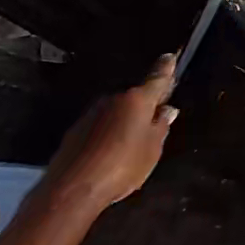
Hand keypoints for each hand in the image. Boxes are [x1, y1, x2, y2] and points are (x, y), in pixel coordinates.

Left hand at [47, 53, 180, 209]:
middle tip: (155, 120)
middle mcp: (114, 99)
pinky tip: (111, 152)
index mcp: (137, 99)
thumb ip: (161, 126)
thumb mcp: (152, 149)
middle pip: (135, 97)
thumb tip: (167, 110)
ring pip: (117, 111)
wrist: (73, 188)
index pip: (157, 77)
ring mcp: (92, 113)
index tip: (170, 56)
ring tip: (133, 143)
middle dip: (145, 105)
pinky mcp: (76, 130)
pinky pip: (101, 125)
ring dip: (126, 120)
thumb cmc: (122, 166)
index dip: (166, 68)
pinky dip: (109, 132)